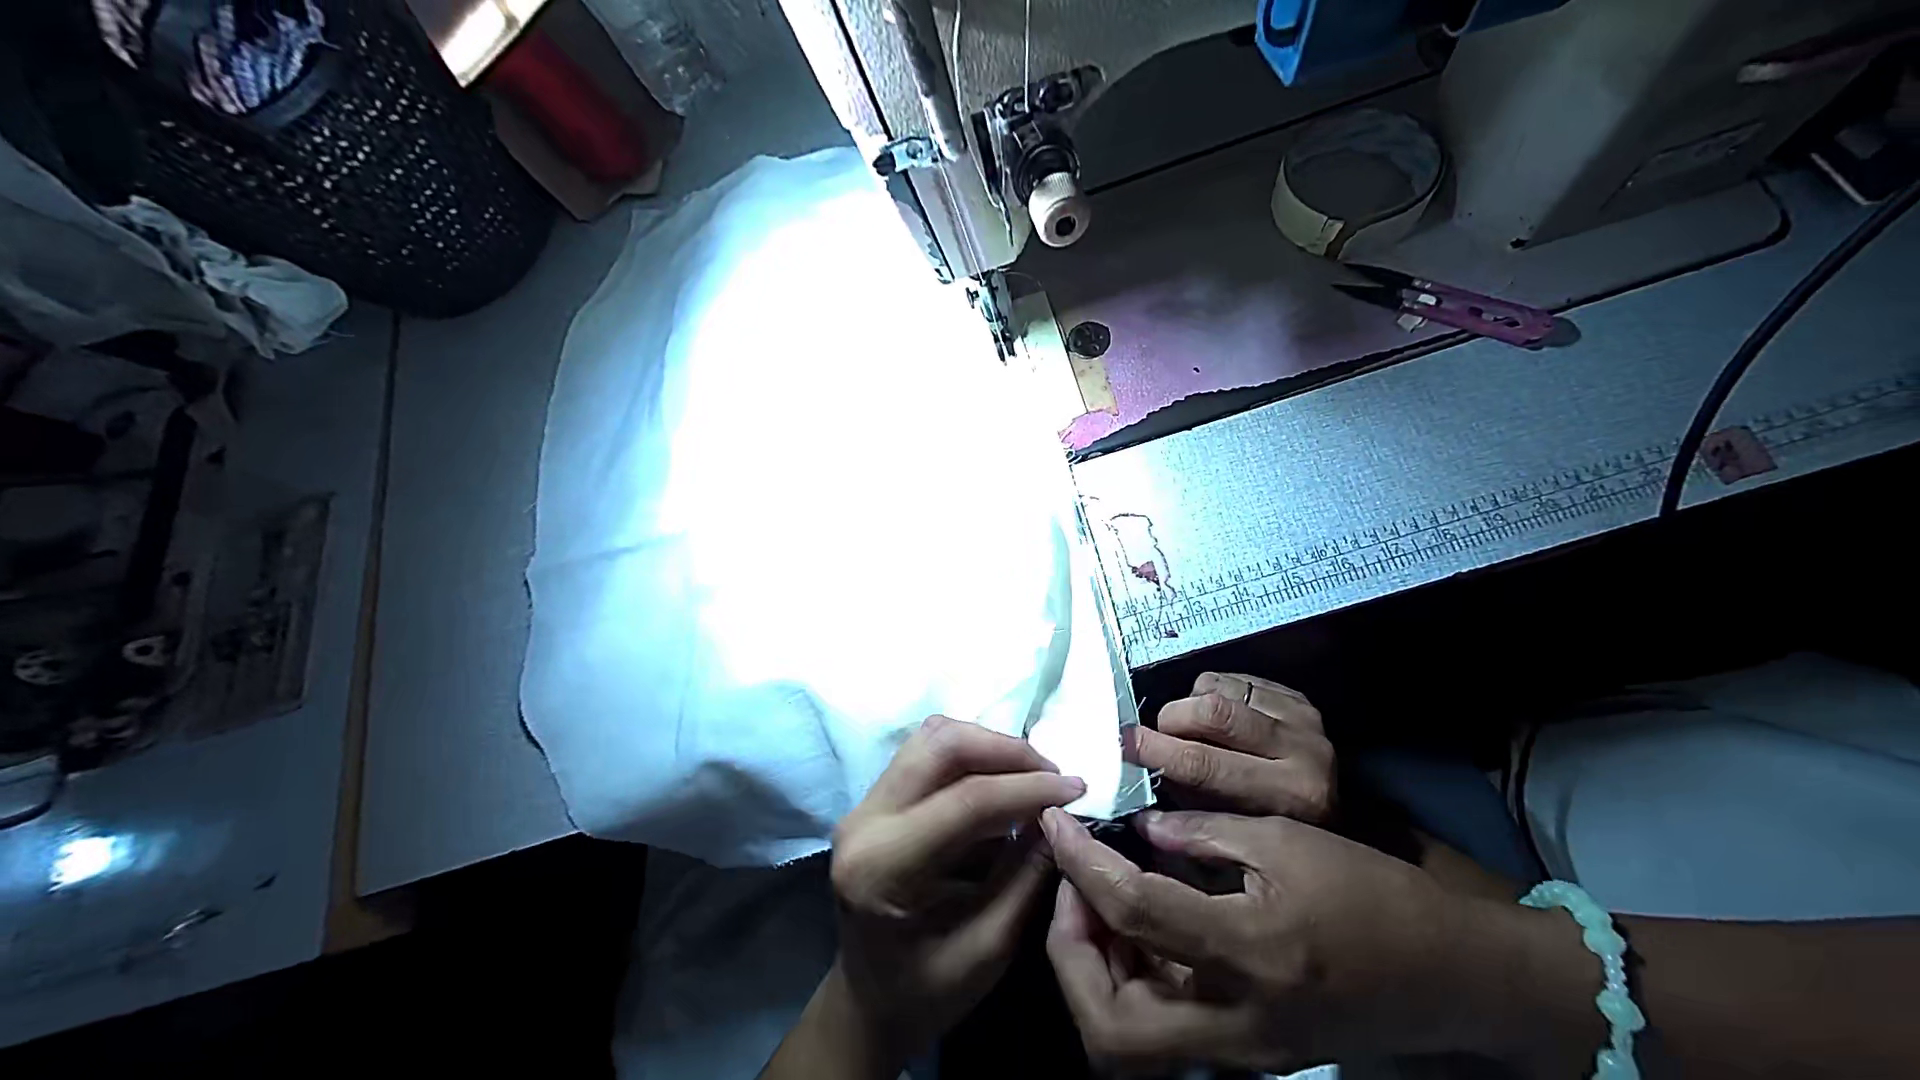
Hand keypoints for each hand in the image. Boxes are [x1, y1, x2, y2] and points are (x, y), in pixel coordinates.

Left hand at [828, 715, 1084, 1068]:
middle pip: (941, 745)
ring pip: (933, 737)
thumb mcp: (989, 949)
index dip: (1026, 787)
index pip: (964, 800)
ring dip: (989, 746)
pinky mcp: (876, 798)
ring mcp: (864, 803)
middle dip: (1006, 751)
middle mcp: (864, 820)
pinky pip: (927, 752)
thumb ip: (1026, 876)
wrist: (868, 1001)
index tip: (1076, 788)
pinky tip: (1001, 780)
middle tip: (1052, 775)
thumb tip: (1061, 814)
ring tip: (1031, 775)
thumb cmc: (927, 991)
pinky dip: (971, 755)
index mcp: (883, 867)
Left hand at [1041, 807, 1579, 1073]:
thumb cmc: (1372, 894)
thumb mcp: (1285, 839)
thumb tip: (1139, 830)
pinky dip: (1126, 974)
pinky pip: (1157, 1025)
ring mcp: (1237, 1049)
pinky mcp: (1241, 1047)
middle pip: (1109, 1029)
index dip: (1081, 861)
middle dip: (1070, 952)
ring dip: (1092, 965)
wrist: (1450, 977)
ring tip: (1095, 895)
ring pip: (1126, 1037)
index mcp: (1250, 954)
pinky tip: (1135, 920)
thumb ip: (1203, 834)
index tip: (1055, 820)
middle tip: (1073, 885)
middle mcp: (1234, 1024)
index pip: (1132, 910)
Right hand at [1127, 672, 1333, 821]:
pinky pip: (1228, 680)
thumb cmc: (1273, 839)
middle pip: (1211, 712)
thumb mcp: (1234, 839)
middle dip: (1167, 722)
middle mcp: (1303, 751)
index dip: (1156, 752)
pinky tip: (1215, 723)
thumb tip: (1138, 788)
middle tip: (1143, 735)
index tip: (1122, 745)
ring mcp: (1302, 720)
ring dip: (1188, 710)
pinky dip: (1208, 696)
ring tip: (1188, 734)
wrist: (1336, 822)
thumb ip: (1188, 814)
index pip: (1204, 764)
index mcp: (1288, 796)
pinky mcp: (1296, 699)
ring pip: (1216, 692)